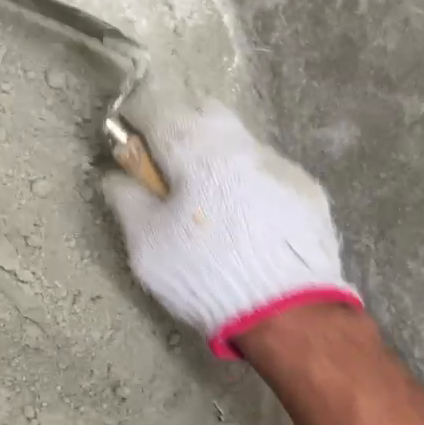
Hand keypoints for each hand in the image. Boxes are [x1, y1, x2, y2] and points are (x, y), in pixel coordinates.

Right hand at [102, 87, 361, 357]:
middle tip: (161, 172)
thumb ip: (127, 200)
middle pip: (206, 115)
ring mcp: (281, 168)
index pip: (159, 113)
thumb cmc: (202, 271)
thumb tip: (117, 176)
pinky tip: (238, 222)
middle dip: (179, 131)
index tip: (122, 143)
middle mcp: (245, 147)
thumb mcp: (145, 242)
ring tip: (201, 203)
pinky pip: (262, 172)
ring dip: (212, 159)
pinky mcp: (306, 193)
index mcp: (201, 153)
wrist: (286, 311)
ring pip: (237, 143)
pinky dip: (241, 183)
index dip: (134, 121)